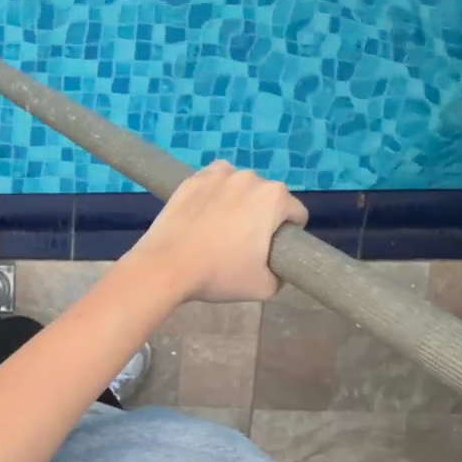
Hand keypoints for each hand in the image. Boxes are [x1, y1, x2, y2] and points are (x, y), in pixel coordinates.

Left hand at [125, 160, 306, 302]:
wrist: (165, 266)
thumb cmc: (217, 275)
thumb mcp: (263, 287)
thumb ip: (281, 276)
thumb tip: (278, 269)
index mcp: (275, 198)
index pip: (296, 214)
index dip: (287, 235)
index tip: (269, 250)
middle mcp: (250, 177)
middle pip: (267, 199)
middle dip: (260, 218)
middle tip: (239, 244)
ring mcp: (218, 174)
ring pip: (240, 188)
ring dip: (238, 203)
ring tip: (218, 230)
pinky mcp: (192, 179)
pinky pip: (213, 184)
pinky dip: (213, 195)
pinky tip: (203, 215)